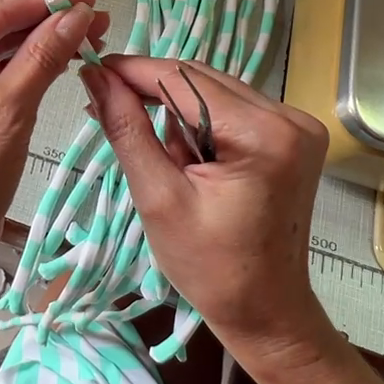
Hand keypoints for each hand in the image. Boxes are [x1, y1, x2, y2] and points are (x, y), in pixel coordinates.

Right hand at [81, 55, 333, 371]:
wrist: (266, 312)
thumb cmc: (210, 267)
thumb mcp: (157, 196)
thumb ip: (126, 127)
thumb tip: (93, 75)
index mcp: (262, 134)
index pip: (182, 78)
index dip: (131, 71)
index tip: (89, 71)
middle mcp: (288, 117)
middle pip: (198, 78)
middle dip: (150, 92)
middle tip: (103, 107)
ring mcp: (294, 125)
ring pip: (210, 90)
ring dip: (172, 110)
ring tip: (154, 154)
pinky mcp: (289, 136)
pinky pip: (227, 107)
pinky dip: (195, 121)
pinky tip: (181, 155)